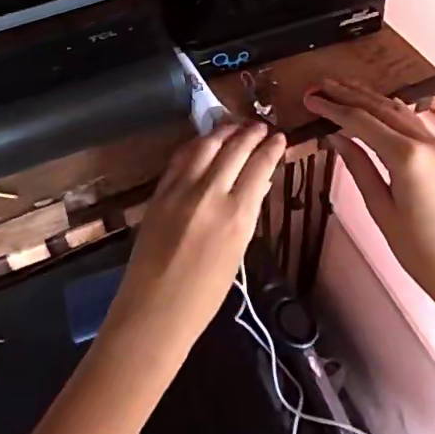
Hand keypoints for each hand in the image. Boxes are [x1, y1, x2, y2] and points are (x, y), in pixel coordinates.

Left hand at [102, 122, 284, 367]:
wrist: (155, 307)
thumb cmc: (205, 295)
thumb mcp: (237, 252)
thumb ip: (246, 214)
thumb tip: (257, 183)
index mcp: (236, 215)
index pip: (259, 167)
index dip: (271, 149)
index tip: (279, 138)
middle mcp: (209, 193)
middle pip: (233, 149)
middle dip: (249, 134)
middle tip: (260, 126)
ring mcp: (180, 189)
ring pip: (205, 146)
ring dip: (222, 132)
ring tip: (235, 126)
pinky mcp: (159, 191)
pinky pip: (180, 158)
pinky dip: (195, 145)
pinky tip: (203, 142)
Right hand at [304, 80, 434, 345]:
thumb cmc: (424, 254)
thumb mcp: (381, 210)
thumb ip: (359, 167)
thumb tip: (336, 138)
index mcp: (407, 157)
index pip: (360, 120)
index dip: (332, 107)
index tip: (310, 98)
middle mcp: (429, 145)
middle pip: (382, 108)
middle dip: (350, 94)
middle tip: (323, 84)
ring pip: (401, 112)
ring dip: (371, 98)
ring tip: (346, 88)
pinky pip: (416, 124)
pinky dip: (392, 112)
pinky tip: (378, 110)